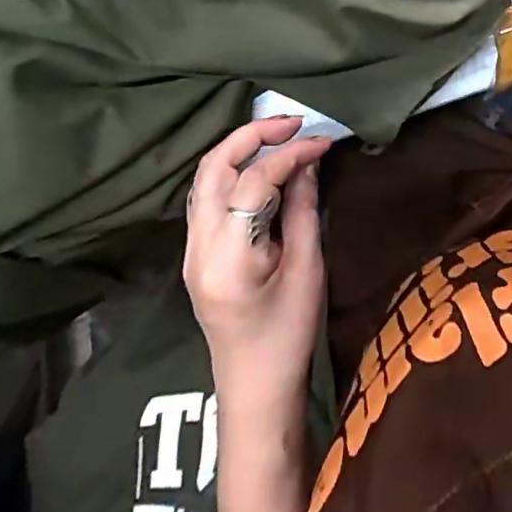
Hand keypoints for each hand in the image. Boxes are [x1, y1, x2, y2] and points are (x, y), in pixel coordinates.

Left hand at [184, 116, 332, 401]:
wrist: (253, 388)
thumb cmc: (288, 337)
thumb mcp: (307, 270)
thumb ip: (302, 209)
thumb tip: (307, 160)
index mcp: (228, 257)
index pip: (254, 182)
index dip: (289, 154)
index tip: (321, 141)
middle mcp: (198, 246)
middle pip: (214, 167)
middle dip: (251, 135)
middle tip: (293, 123)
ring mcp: (190, 248)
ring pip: (205, 177)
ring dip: (238, 148)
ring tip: (279, 136)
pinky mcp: (194, 251)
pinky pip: (207, 195)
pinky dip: (231, 170)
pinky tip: (259, 167)